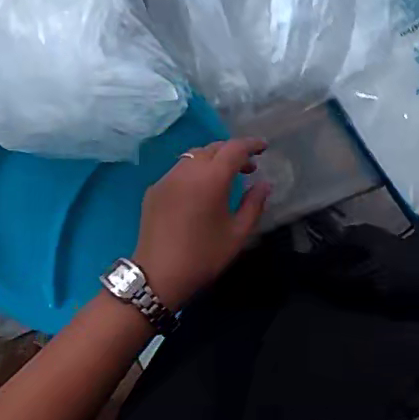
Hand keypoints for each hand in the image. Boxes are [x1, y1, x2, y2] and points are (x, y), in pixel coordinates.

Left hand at [131, 138, 272, 309]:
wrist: (158, 275)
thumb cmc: (203, 256)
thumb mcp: (237, 234)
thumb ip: (254, 204)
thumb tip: (264, 184)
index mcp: (211, 179)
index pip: (234, 149)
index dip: (251, 144)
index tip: (263, 148)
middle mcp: (187, 170)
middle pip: (213, 148)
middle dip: (232, 152)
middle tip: (249, 167)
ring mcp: (167, 178)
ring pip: (193, 156)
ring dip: (212, 159)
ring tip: (225, 177)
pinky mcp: (154, 189)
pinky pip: (179, 170)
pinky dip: (195, 171)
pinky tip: (200, 191)